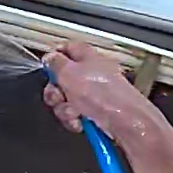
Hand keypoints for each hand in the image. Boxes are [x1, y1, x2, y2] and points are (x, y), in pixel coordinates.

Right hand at [42, 42, 160, 142]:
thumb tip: (48, 58)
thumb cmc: (105, 96)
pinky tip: (80, 122)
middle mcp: (93, 74)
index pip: (68, 48)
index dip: (55, 57)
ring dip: (64, 109)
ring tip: (74, 112)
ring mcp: (95, 95)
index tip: (47, 67)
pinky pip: (75, 115)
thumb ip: (56, 63)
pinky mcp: (96, 113)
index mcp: (89, 57)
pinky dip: (74, 120)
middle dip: (56, 91)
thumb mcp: (70, 73)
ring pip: (66, 100)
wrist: (125, 124)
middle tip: (59, 96)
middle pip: (63, 78)